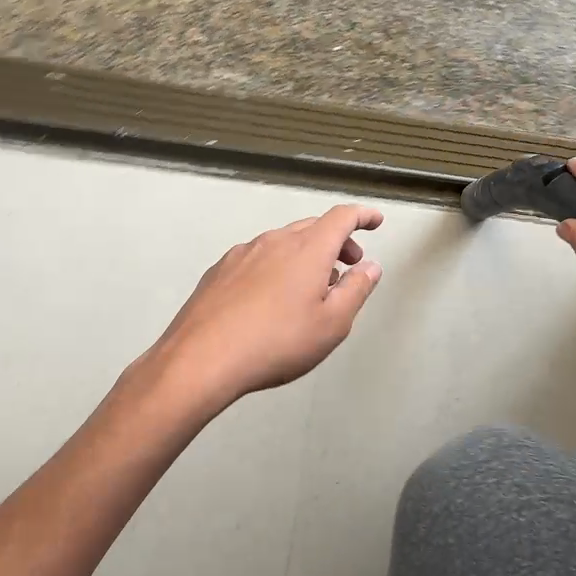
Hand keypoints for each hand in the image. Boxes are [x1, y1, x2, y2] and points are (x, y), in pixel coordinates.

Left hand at [149, 204, 383, 404]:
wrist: (200, 360)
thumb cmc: (276, 343)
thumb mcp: (332, 324)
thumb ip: (356, 290)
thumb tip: (370, 267)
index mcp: (308, 249)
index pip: (342, 217)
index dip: (363, 215)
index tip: (375, 220)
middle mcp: (276, 240)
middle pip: (313, 227)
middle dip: (337, 241)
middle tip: (348, 265)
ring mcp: (243, 253)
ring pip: (284, 242)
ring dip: (305, 255)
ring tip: (310, 287)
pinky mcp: (219, 270)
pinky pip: (258, 257)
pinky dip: (276, 266)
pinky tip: (270, 297)